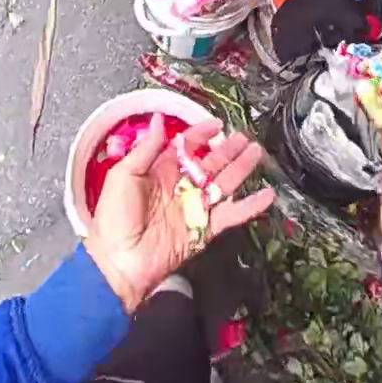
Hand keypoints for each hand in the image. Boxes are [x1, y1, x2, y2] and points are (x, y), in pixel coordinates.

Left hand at [84, 116, 276, 311]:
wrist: (117, 264)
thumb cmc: (114, 219)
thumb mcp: (124, 176)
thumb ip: (146, 148)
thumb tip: (158, 119)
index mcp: (161, 171)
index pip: (186, 147)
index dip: (201, 134)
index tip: (217, 124)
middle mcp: (181, 187)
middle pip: (211, 163)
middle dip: (228, 149)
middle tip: (245, 138)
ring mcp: (194, 208)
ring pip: (224, 184)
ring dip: (241, 169)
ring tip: (257, 153)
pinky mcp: (204, 229)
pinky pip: (231, 214)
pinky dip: (250, 206)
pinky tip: (267, 195)